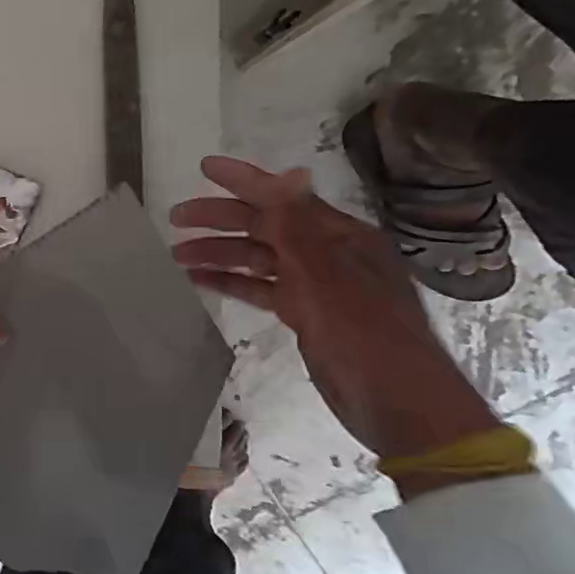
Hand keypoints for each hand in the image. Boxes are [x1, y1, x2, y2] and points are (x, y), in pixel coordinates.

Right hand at [169, 157, 498, 460]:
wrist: (399, 406)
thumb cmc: (366, 338)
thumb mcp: (328, 279)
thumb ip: (301, 228)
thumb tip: (289, 172)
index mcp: (340, 237)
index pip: (283, 198)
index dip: (243, 180)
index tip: (204, 167)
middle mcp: (327, 254)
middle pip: (264, 226)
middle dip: (220, 219)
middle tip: (175, 218)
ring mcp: (315, 285)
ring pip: (258, 258)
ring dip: (219, 253)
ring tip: (177, 255)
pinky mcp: (304, 314)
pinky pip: (261, 288)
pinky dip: (232, 282)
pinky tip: (201, 281)